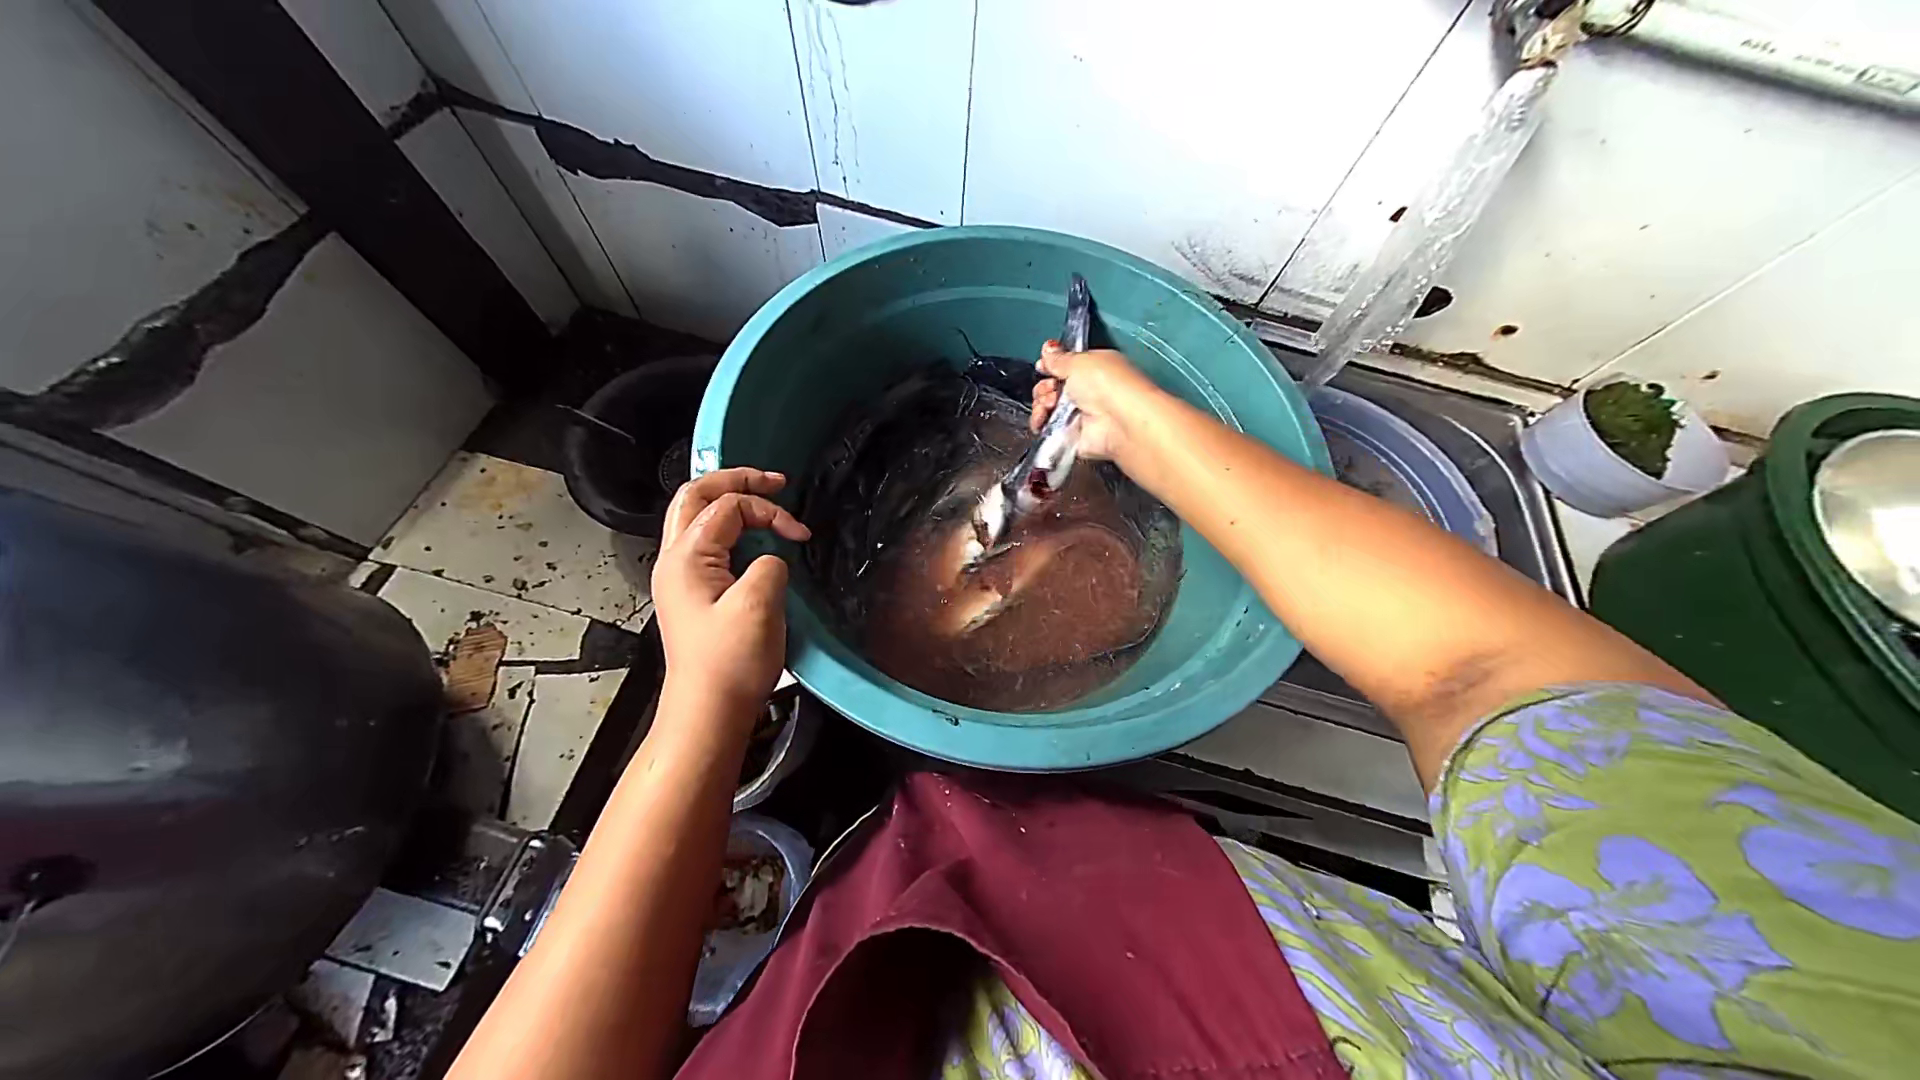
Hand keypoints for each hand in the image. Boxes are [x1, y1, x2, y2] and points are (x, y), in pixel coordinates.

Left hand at [651, 468, 810, 718]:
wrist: (709, 710)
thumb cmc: (729, 665)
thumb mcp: (759, 605)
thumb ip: (770, 564)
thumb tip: (772, 558)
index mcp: (686, 558)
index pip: (727, 506)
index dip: (768, 511)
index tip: (799, 534)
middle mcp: (675, 561)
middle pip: (696, 495)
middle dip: (737, 480)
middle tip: (774, 481)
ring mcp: (680, 577)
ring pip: (698, 516)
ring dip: (732, 500)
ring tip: (766, 498)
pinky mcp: (693, 592)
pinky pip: (708, 541)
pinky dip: (733, 527)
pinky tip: (755, 537)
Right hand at [1030, 343, 1166, 462]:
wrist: (1120, 422)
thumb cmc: (1110, 386)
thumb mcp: (1079, 360)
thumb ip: (1059, 357)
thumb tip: (1048, 349)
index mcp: (1093, 368)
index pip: (1065, 366)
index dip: (1050, 366)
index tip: (1043, 366)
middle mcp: (1087, 392)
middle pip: (1051, 389)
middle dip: (1043, 387)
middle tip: (1051, 387)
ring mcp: (1079, 415)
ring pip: (1046, 409)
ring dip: (1040, 404)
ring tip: (1049, 404)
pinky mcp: (1072, 436)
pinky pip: (1047, 429)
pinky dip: (1040, 424)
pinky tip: (1043, 418)